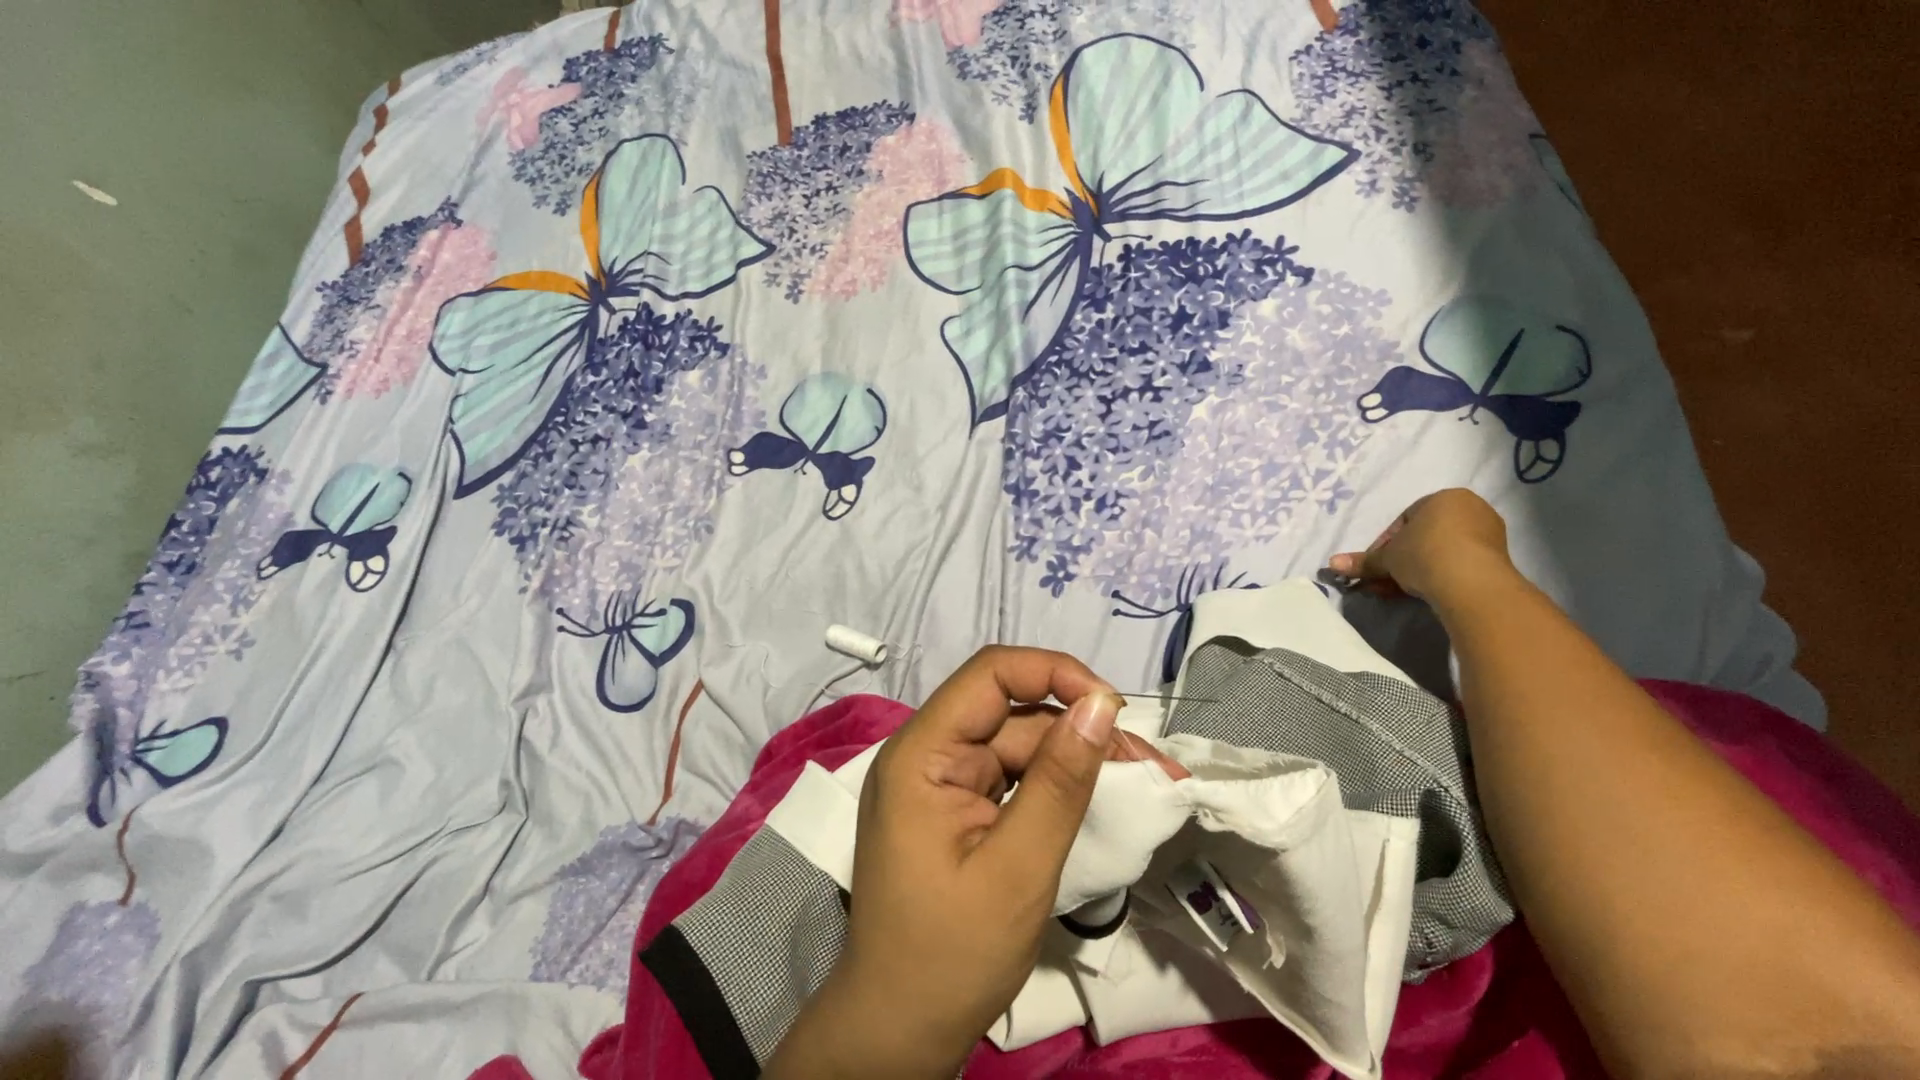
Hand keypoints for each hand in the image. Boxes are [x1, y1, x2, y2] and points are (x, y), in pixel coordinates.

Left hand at [766, 646, 1129, 1077]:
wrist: (902, 1031)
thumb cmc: (952, 954)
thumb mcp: (1018, 866)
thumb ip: (1060, 781)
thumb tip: (1100, 704)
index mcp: (921, 755)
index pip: (990, 675)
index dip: (1055, 674)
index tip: (1113, 710)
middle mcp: (927, 756)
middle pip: (1011, 713)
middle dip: (1081, 728)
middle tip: (1152, 765)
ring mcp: (941, 787)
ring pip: (1018, 746)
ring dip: (1076, 759)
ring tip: (1142, 781)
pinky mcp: (957, 814)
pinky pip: (1011, 780)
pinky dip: (1055, 787)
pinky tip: (1097, 798)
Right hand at [1328, 488, 1517, 603]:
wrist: (1471, 582)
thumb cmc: (1424, 554)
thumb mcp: (1387, 558)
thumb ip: (1364, 561)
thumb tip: (1332, 564)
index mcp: (1444, 497)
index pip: (1405, 519)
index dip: (1386, 543)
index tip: (1378, 565)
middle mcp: (1470, 508)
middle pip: (1424, 537)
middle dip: (1402, 560)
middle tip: (1385, 580)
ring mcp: (1488, 534)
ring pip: (1441, 552)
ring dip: (1419, 571)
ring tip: (1401, 591)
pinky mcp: (1498, 559)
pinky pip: (1459, 564)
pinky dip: (1441, 576)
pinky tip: (1426, 592)